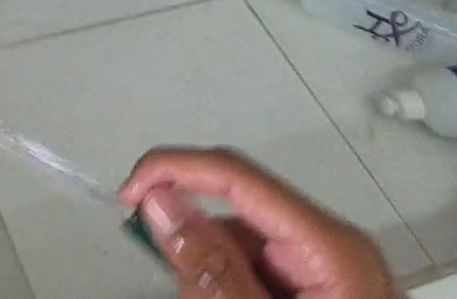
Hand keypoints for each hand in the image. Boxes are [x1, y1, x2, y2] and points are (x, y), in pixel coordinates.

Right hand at [121, 147, 395, 298]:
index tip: (126, 199)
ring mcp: (328, 262)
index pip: (234, 172)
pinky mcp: (321, 282)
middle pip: (232, 209)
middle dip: (194, 243)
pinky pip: (254, 264)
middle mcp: (330, 239)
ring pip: (237, 240)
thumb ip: (213, 269)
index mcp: (328, 242)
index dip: (171, 169)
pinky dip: (230, 285)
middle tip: (181, 287)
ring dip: (210, 274)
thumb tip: (157, 199)